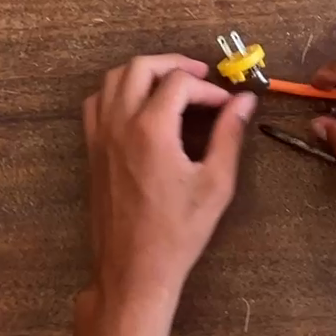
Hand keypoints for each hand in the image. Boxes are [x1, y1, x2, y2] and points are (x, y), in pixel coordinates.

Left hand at [81, 54, 257, 303]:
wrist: (133, 270)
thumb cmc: (177, 232)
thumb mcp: (215, 184)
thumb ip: (229, 135)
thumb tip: (244, 101)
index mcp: (151, 129)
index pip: (180, 82)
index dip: (207, 87)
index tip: (225, 104)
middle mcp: (120, 122)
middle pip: (141, 66)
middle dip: (174, 64)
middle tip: (200, 77)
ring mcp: (100, 134)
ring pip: (114, 78)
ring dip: (144, 72)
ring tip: (172, 84)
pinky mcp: (91, 148)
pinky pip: (96, 101)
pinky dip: (116, 90)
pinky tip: (137, 104)